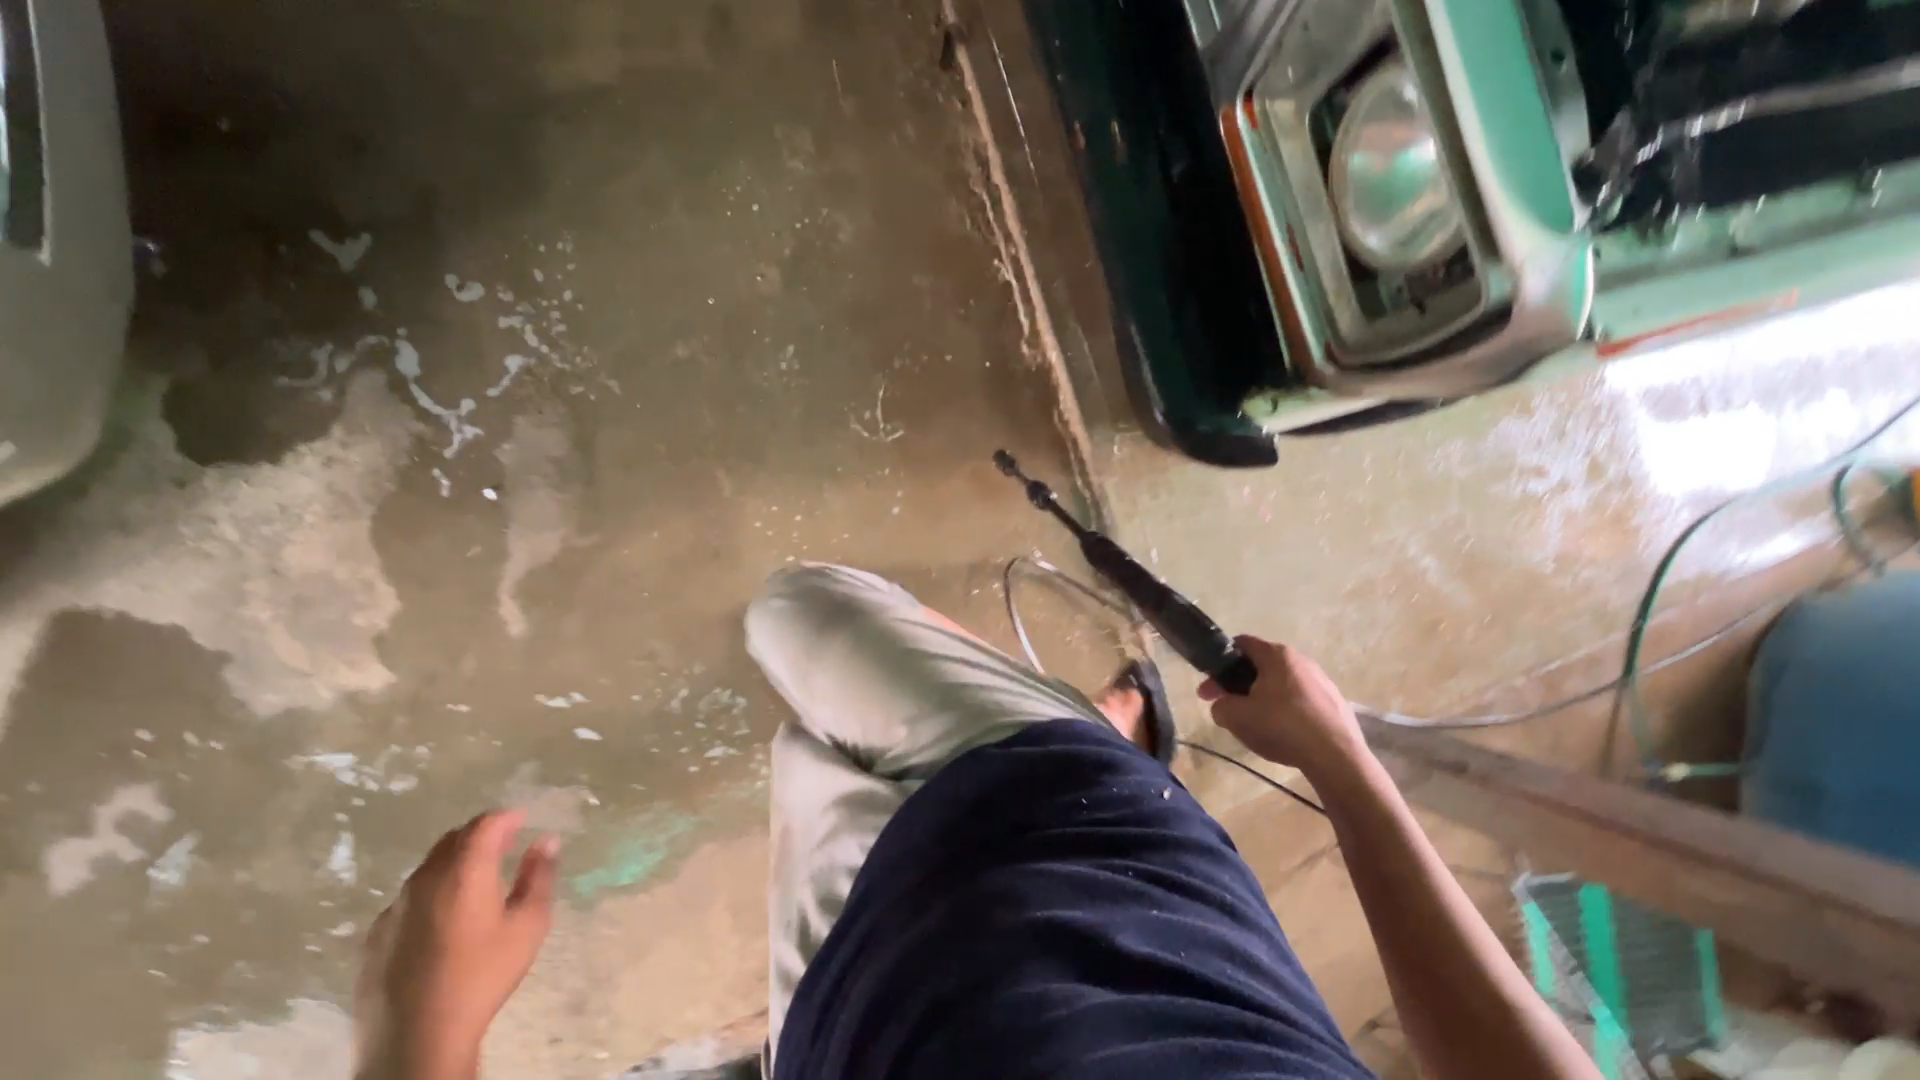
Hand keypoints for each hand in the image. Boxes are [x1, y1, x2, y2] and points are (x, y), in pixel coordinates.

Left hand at [354, 810, 558, 1079]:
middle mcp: (424, 879)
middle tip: (504, 847)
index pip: (485, 824)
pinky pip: (407, 900)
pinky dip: (430, 895)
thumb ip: (539, 876)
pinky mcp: (376, 936)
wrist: (416, 1037)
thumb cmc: (483, 975)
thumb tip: (546, 841)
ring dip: (453, 864)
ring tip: (476, 886)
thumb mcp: (529, 925)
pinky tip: (442, 924)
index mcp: (464, 870)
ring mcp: (394, 908)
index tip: (523, 820)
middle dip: (480, 836)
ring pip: (427, 869)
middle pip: (452, 840)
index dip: (506, 817)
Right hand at [1199, 636, 1368, 778]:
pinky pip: (1302, 701)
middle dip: (1240, 685)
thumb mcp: (1236, 717)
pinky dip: (1287, 711)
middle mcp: (1301, 661)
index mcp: (1276, 655)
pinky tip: (1285, 733)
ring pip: (1283, 684)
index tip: (1211, 688)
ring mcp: (1322, 681)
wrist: (1336, 756)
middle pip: (1262, 666)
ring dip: (1264, 698)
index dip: (1220, 663)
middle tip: (1229, 708)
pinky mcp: (1336, 703)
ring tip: (1257, 724)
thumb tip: (1223, 706)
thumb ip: (1220, 706)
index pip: (1241, 644)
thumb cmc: (1281, 726)